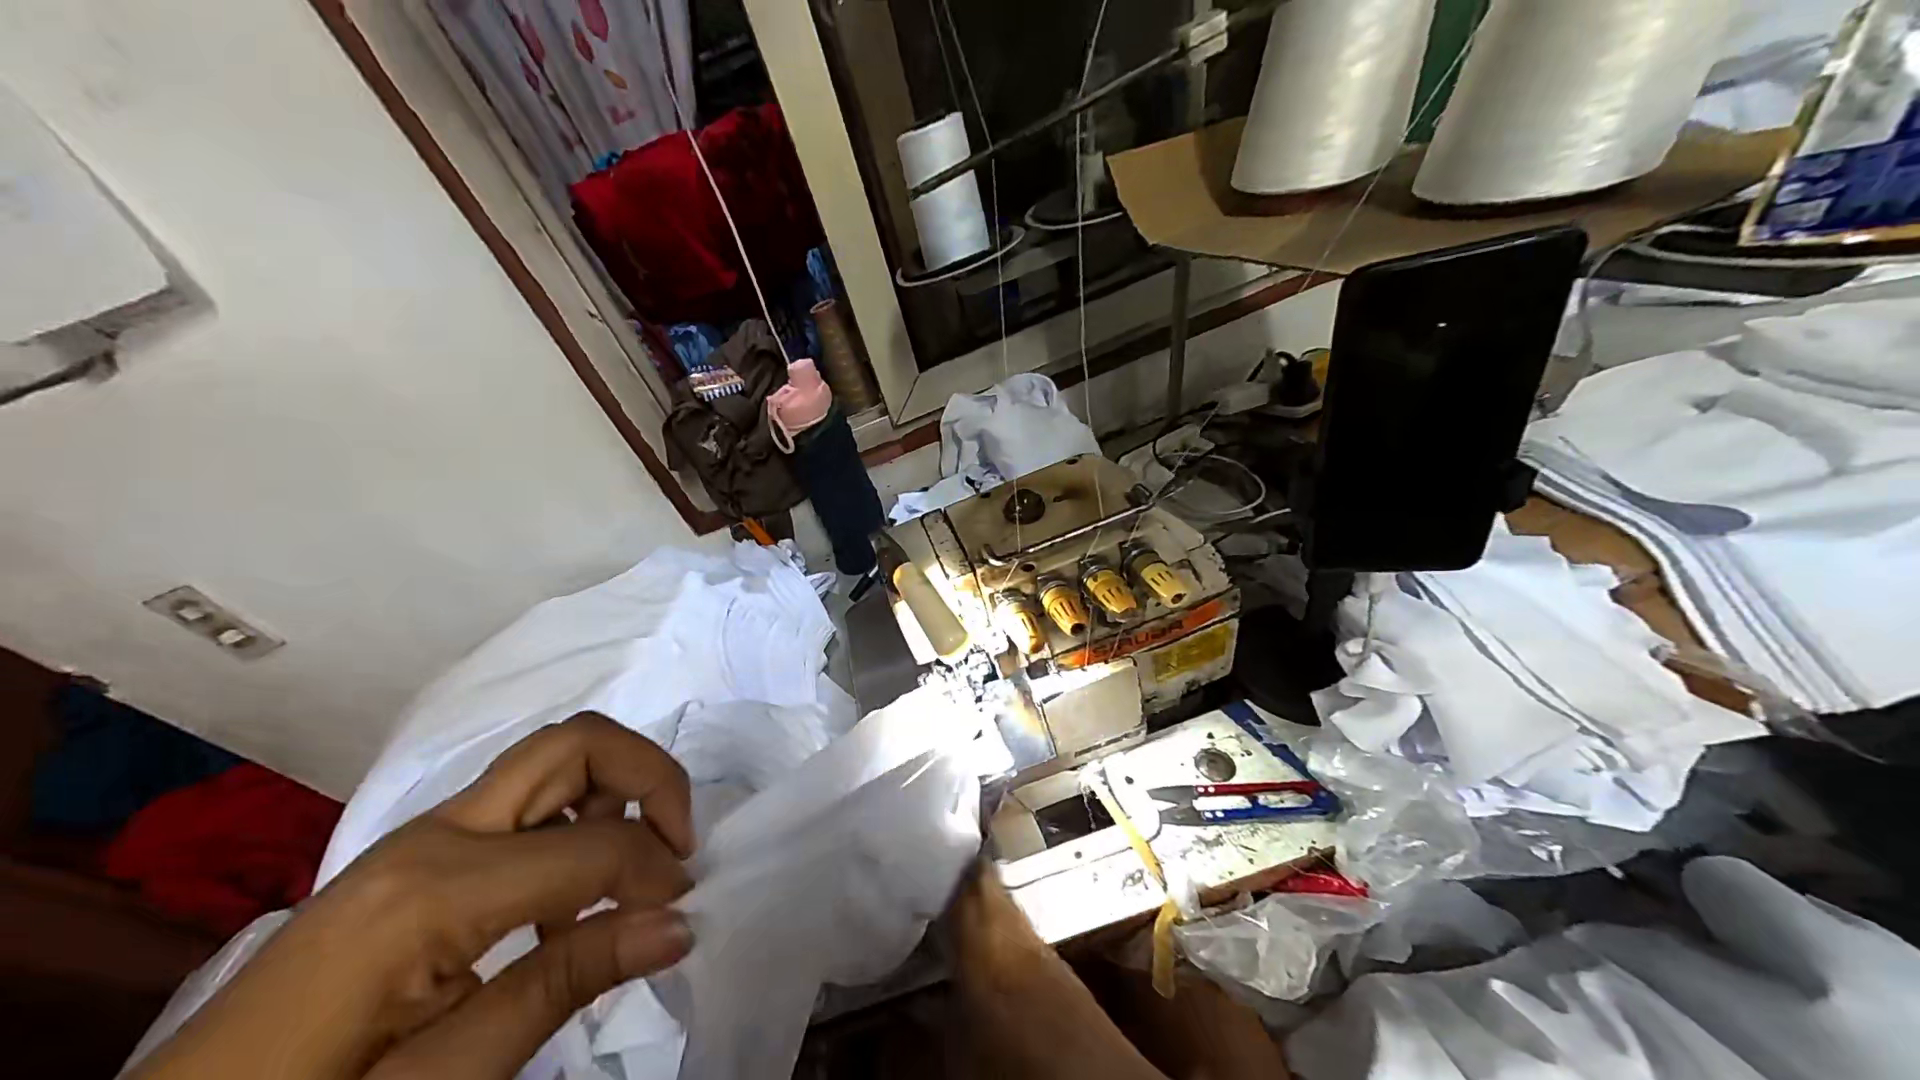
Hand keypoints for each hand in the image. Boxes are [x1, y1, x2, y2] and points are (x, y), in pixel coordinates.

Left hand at [130, 713, 696, 1079]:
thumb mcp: (441, 1079)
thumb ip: (563, 985)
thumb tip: (681, 923)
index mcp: (436, 889)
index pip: (593, 847)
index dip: (657, 874)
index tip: (684, 918)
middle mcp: (435, 833)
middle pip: (575, 743)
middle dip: (651, 775)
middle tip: (680, 844)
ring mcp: (424, 835)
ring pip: (554, 759)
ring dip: (616, 791)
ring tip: (633, 869)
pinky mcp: (421, 852)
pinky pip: (525, 801)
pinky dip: (578, 817)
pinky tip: (572, 893)